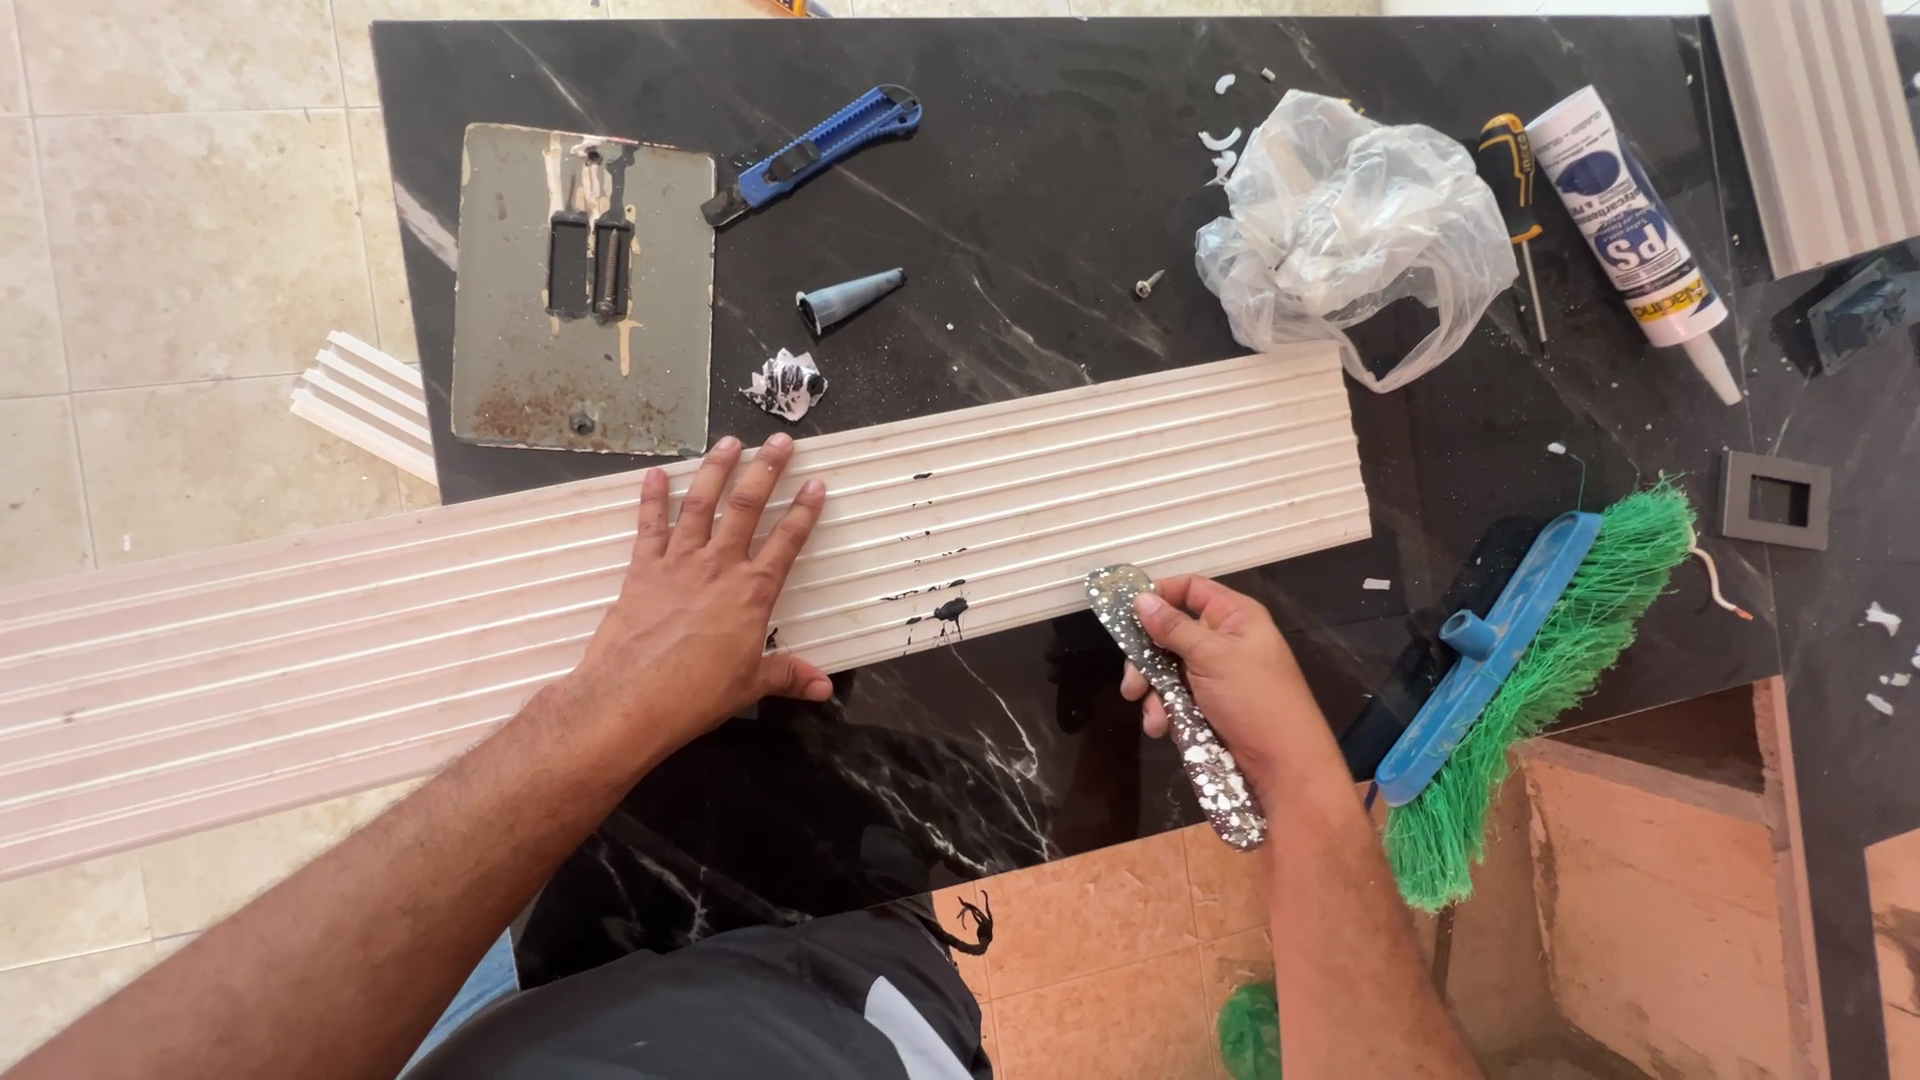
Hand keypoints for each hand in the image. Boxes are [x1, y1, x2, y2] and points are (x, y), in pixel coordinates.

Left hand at [559, 433, 830, 768]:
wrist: (631, 698)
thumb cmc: (697, 693)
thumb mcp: (750, 685)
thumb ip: (788, 675)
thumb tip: (824, 688)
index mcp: (753, 592)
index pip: (787, 541)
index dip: (805, 511)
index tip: (816, 484)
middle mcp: (720, 566)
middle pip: (747, 507)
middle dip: (767, 470)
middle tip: (780, 441)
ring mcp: (679, 562)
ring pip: (702, 505)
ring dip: (717, 470)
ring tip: (730, 441)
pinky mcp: (643, 569)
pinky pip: (650, 526)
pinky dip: (653, 498)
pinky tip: (658, 474)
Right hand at [1118, 575, 1341, 795]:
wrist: (1284, 767)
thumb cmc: (1254, 699)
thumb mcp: (1211, 657)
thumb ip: (1172, 627)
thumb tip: (1140, 598)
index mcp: (1234, 617)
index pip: (1191, 589)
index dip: (1160, 594)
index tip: (1128, 612)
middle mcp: (1223, 640)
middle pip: (1169, 632)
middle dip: (1145, 658)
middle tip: (1132, 683)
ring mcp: (1214, 673)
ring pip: (1165, 668)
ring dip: (1152, 690)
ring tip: (1151, 714)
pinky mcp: (1207, 703)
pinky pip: (1173, 696)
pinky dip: (1163, 710)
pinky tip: (1161, 727)